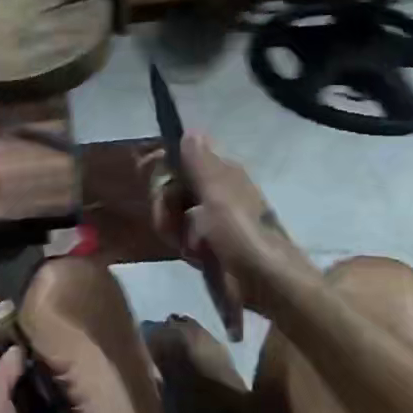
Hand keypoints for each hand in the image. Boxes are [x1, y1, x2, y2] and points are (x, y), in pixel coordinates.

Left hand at [0, 306, 57, 412]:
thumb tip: (13, 348)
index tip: (12, 303)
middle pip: (1, 369)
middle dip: (15, 342)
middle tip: (43, 316)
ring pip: (22, 387)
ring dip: (36, 365)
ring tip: (60, 339)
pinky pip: (45, 411)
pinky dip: (54, 392)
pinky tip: (72, 381)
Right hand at [149, 133, 316, 337]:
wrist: (268, 283)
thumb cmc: (243, 236)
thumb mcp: (218, 195)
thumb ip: (200, 164)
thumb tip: (190, 130)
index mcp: (221, 172)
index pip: (181, 156)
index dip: (162, 163)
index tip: (144, 169)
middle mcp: (217, 190)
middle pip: (173, 185)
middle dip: (165, 203)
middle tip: (171, 220)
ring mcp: (213, 217)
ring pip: (175, 213)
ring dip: (174, 227)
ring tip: (191, 245)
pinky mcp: (211, 243)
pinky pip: (184, 235)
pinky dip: (184, 244)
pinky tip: (195, 257)